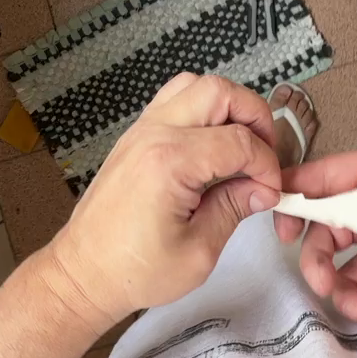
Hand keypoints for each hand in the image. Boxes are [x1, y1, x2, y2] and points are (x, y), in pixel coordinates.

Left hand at [40, 74, 283, 331]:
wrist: (85, 272)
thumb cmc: (134, 270)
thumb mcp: (198, 252)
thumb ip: (235, 209)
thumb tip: (263, 188)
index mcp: (169, 162)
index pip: (239, 141)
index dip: (267, 165)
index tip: (271, 190)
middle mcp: (154, 134)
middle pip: (219, 91)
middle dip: (255, 116)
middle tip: (266, 152)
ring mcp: (141, 129)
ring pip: (195, 84)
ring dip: (227, 105)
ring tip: (242, 142)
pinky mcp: (136, 135)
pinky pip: (175, 99)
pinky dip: (202, 109)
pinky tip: (213, 144)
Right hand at [276, 107, 356, 341]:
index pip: (332, 173)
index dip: (299, 185)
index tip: (275, 203)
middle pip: (320, 213)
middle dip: (300, 231)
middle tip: (293, 251)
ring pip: (327, 250)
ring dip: (319, 269)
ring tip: (338, 293)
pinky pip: (347, 282)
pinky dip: (343, 295)